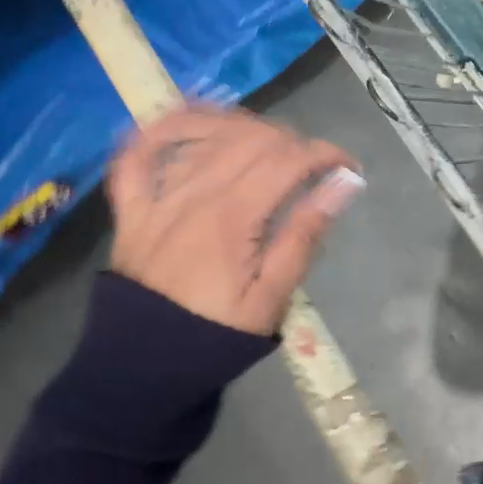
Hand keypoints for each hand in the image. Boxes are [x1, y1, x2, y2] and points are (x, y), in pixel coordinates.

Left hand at [107, 108, 362, 335]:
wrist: (140, 370)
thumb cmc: (216, 334)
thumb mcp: (273, 294)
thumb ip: (306, 232)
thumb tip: (346, 182)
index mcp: (233, 216)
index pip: (290, 159)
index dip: (327, 154)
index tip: (350, 168)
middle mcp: (194, 195)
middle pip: (254, 138)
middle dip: (295, 141)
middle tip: (314, 165)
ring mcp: (158, 199)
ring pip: (208, 135)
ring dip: (248, 126)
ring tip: (274, 143)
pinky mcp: (133, 209)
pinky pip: (140, 157)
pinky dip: (164, 129)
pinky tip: (194, 113)